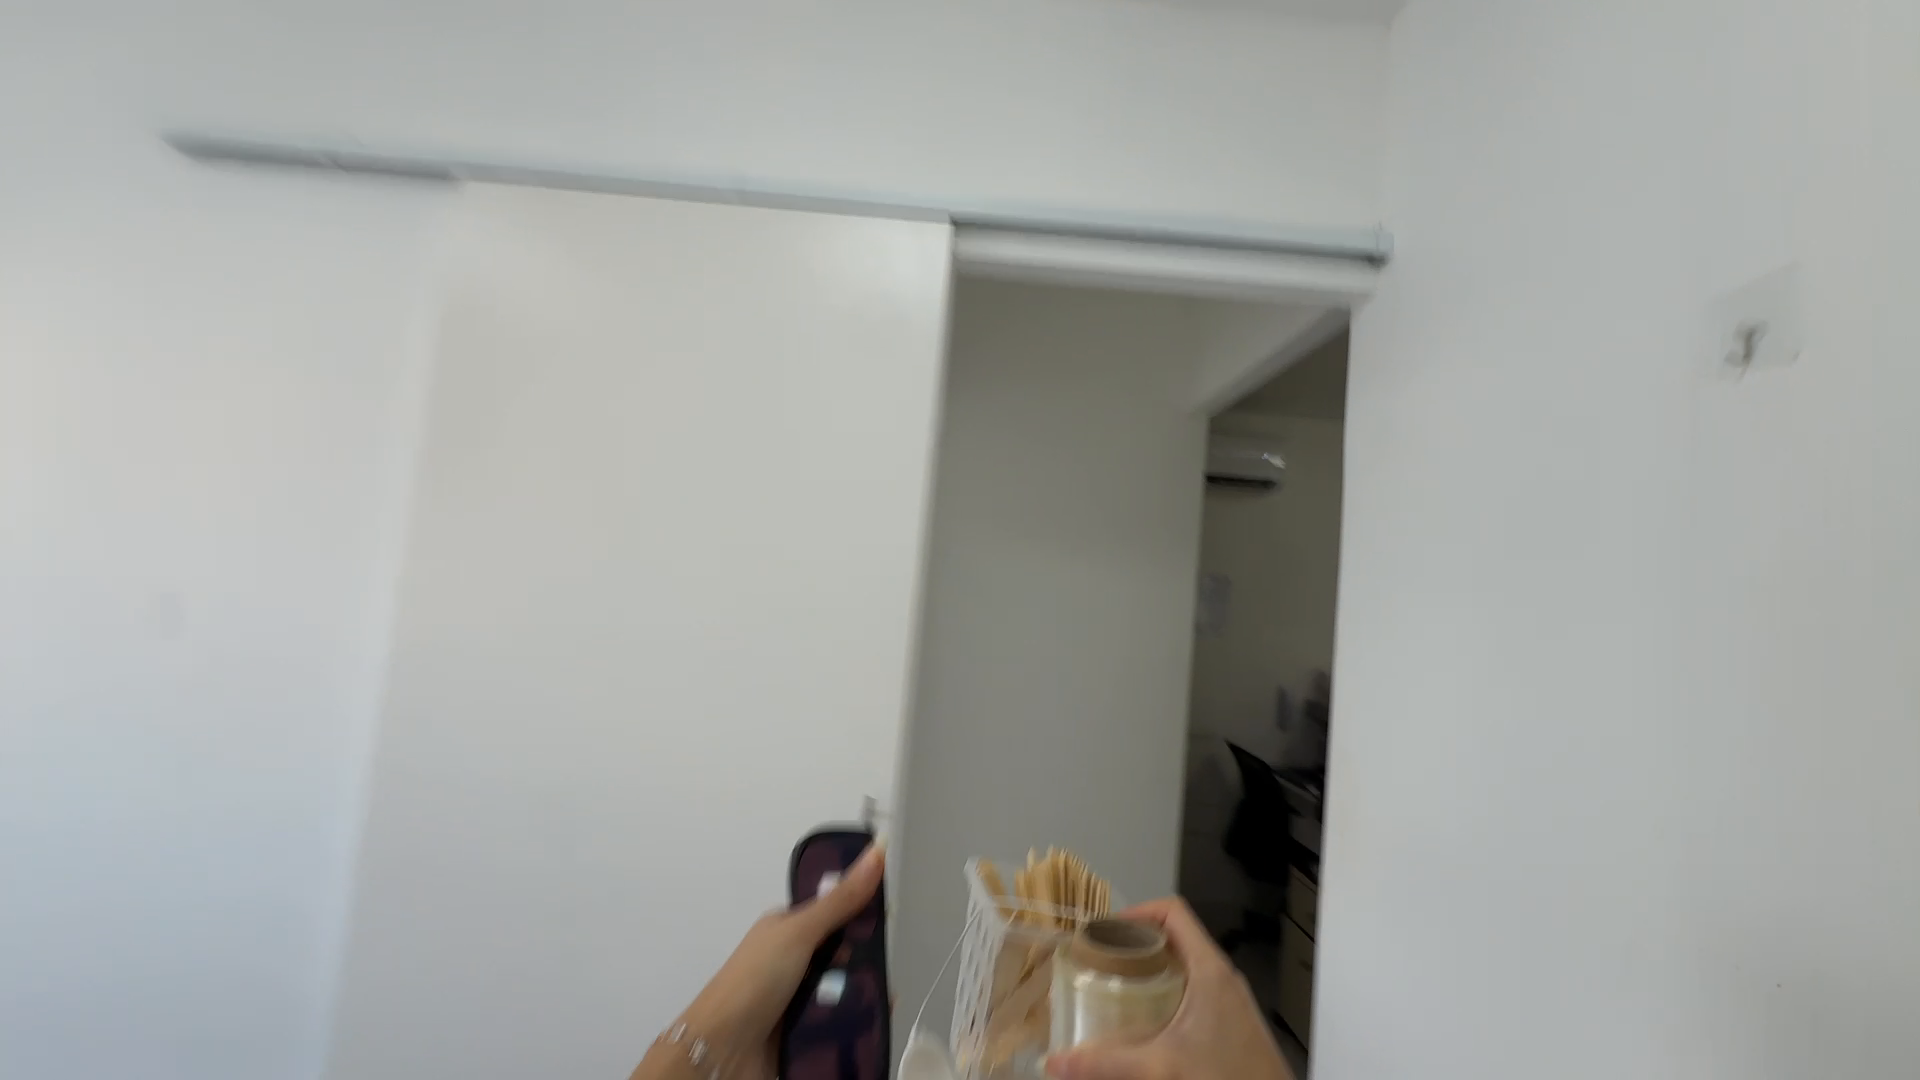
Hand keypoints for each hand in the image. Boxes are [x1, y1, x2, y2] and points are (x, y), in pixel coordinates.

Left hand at [632, 841, 884, 1079]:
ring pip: (846, 989)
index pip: (835, 914)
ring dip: (864, 992)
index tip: (892, 918)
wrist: (719, 1056)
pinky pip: (842, 1022)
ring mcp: (800, 999)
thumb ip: (841, 899)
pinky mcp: (806, 1033)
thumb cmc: (754, 981)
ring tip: (886, 996)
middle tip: (888, 963)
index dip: (862, 914)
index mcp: (788, 929)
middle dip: (867, 959)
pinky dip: (859, 1020)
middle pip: (844, 954)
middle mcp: (794, 961)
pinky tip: (878, 1018)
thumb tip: (877, 850)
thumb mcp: (800, 932)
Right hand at [1044, 897, 1293, 1079]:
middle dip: (1137, 942)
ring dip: (1152, 966)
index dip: (1137, 912)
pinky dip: (1167, 990)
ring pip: (1186, 962)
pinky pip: (1195, 987)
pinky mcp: (1232, 1022)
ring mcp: (1229, 999)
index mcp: (1209, 968)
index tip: (1107, 930)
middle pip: (1175, 935)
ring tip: (1118, 983)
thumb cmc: (1229, 1079)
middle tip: (1103, 957)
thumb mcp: (1163, 1068)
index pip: (1173, 911)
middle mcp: (1221, 975)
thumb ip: (1108, 1063)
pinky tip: (1147, 1019)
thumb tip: (1057, 1062)